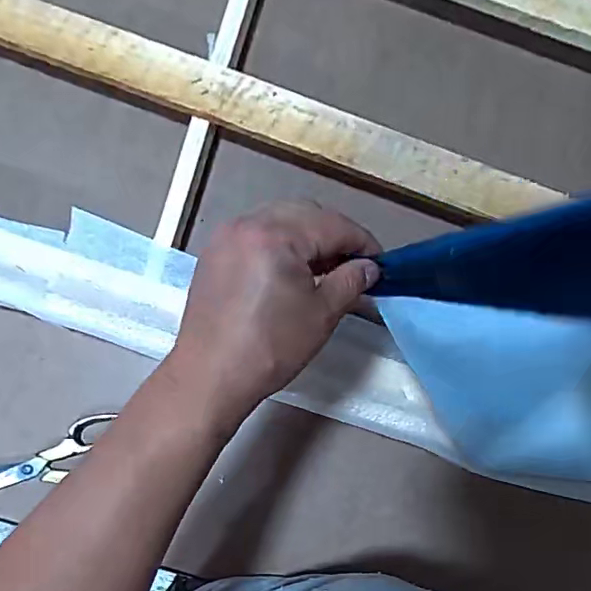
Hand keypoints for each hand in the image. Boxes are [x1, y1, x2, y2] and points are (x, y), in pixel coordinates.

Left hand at [161, 202, 381, 426]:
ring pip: (277, 222)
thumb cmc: (269, 347)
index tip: (380, 264)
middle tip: (353, 267)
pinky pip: (254, 238)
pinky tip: (289, 274)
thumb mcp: (321, 314)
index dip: (362, 243)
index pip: (332, 225)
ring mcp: (225, 239)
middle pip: (303, 215)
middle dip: (333, 236)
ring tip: (323, 272)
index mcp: (275, 234)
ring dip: (305, 239)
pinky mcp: (213, 257)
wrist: (210, 376)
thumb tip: (368, 268)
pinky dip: (277, 247)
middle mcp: (246, 225)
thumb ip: (350, 282)